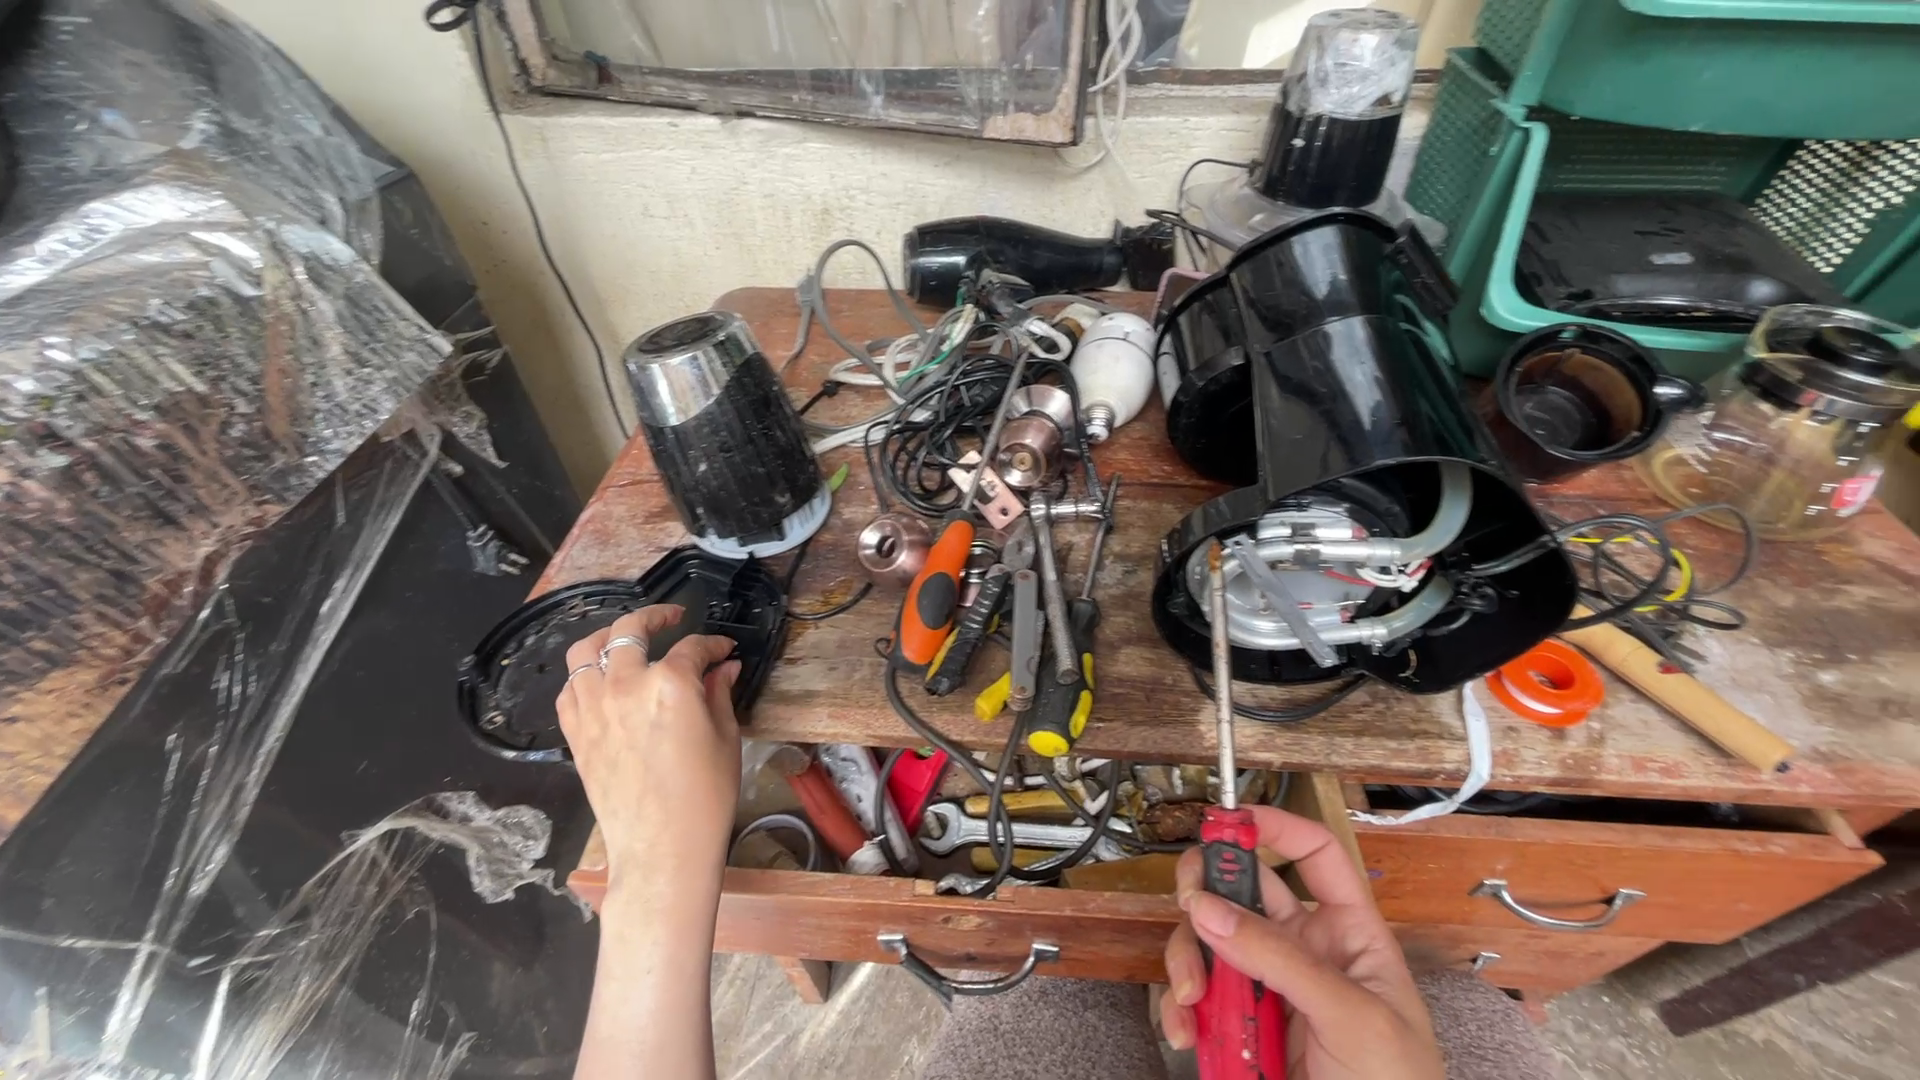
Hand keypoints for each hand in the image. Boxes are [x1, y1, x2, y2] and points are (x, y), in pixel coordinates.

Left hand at [557, 606, 740, 902]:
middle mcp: (625, 686)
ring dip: (609, 637)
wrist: (663, 847)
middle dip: (656, 616)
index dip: (713, 645)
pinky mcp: (575, 733)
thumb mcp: (725, 737)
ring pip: (586, 650)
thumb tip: (724, 668)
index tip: (724, 651)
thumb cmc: (705, 794)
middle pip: (629, 631)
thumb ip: (719, 693)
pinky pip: (569, 688)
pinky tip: (604, 679)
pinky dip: (585, 674)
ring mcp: (593, 708)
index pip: (693, 647)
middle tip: (673, 617)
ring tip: (627, 639)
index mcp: (670, 684)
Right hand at [1161, 805, 1442, 1079]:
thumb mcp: (1352, 1018)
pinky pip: (1196, 994)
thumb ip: (1280, 960)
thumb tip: (1207, 906)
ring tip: (1193, 998)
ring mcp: (1264, 984)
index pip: (1316, 855)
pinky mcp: (1236, 1021)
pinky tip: (1187, 1031)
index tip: (1227, 820)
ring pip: (1208, 937)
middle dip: (1206, 888)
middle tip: (1187, 901)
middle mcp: (1301, 947)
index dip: (1276, 826)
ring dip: (1188, 959)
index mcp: (1347, 932)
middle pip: (1242, 887)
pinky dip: (1181, 1008)